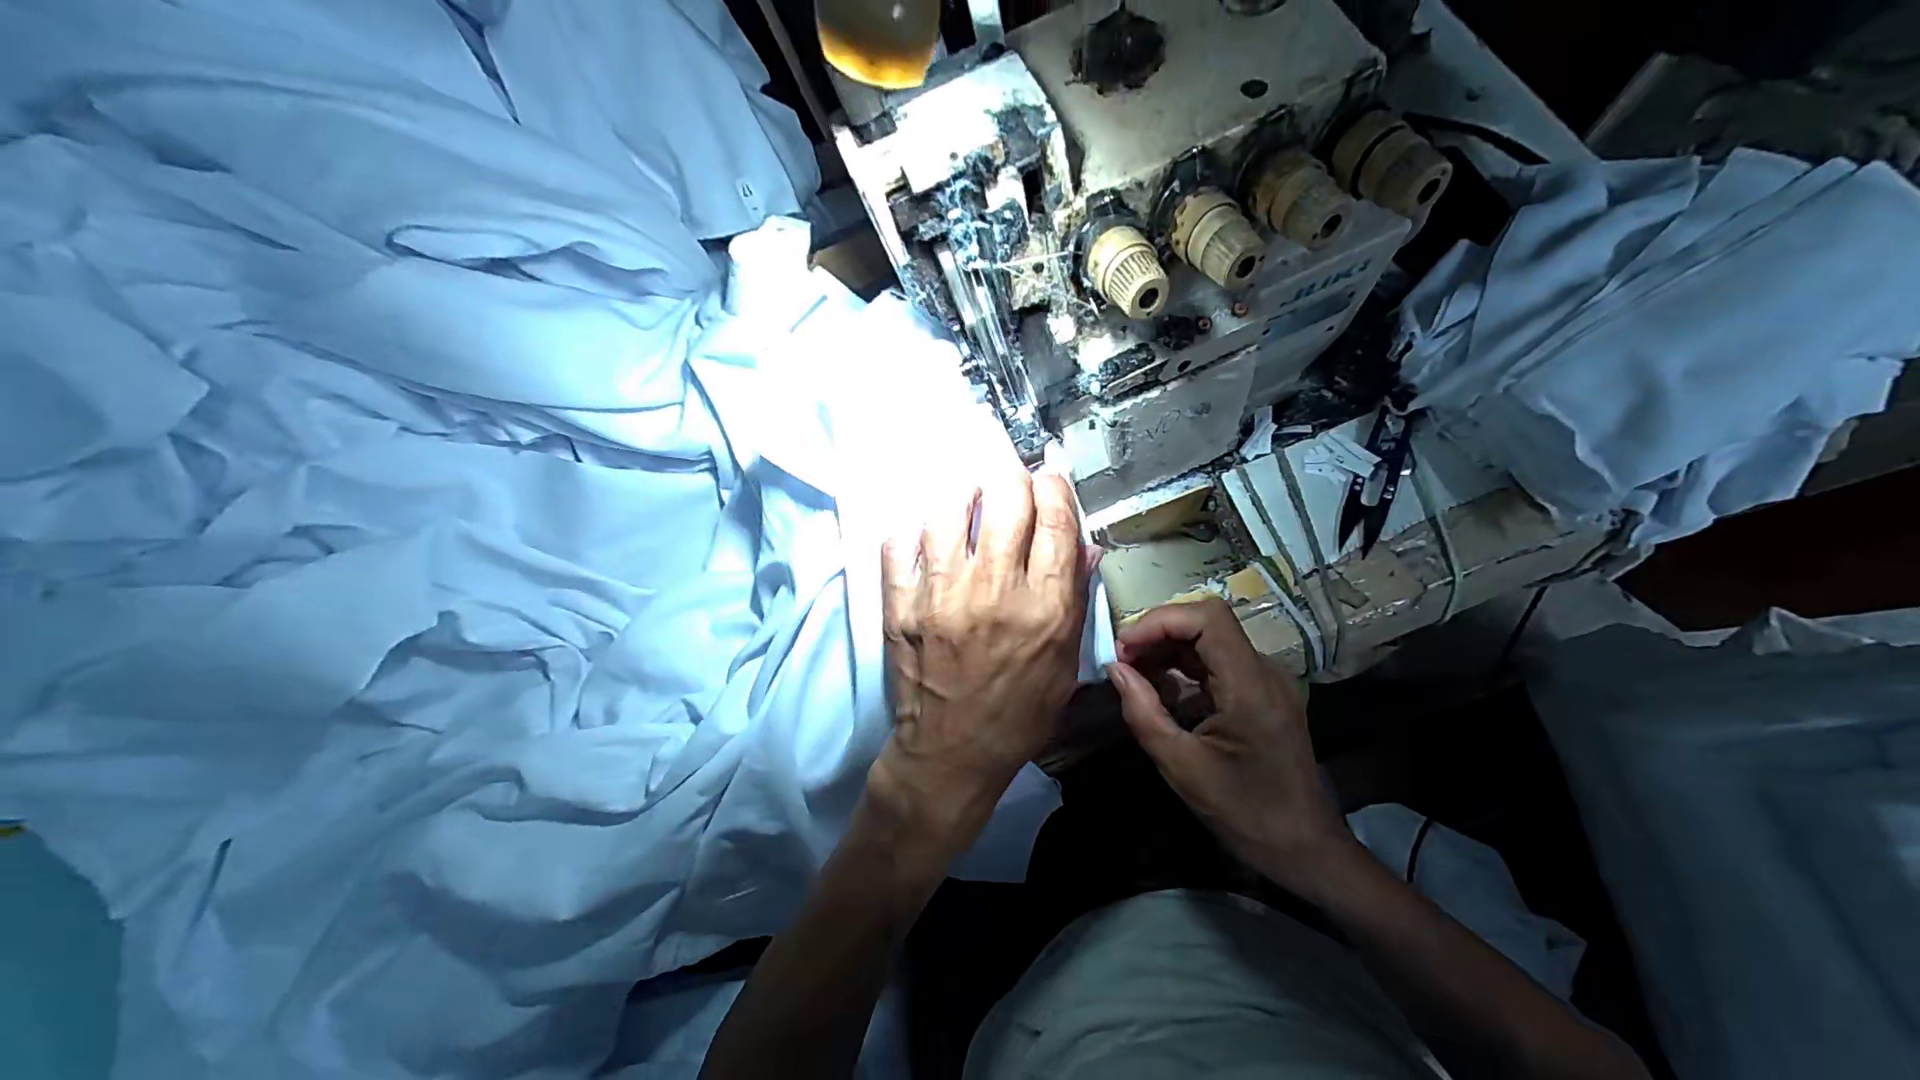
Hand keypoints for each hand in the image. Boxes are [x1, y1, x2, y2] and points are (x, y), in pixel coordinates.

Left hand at [869, 447, 1095, 863]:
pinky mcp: (901, 606)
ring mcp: (942, 596)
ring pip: (949, 512)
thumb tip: (1084, 545)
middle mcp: (994, 592)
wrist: (952, 752)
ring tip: (968, 499)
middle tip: (1011, 484)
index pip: (1055, 522)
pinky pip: (899, 546)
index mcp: (1045, 607)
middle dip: (1013, 480)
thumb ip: (1077, 599)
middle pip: (1006, 501)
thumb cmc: (1018, 712)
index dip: (1054, 488)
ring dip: (963, 496)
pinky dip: (912, 533)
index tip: (1049, 479)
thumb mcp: (1065, 662)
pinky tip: (925, 537)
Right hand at [1106, 596, 1357, 894]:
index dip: (1160, 621)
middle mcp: (1266, 671)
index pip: (1208, 618)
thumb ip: (1143, 712)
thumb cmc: (1242, 811)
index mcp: (1251, 686)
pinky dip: (1185, 668)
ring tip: (1134, 674)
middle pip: (1208, 623)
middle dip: (1158, 633)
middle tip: (1123, 661)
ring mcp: (1268, 680)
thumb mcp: (1180, 766)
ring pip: (1211, 640)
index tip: (1125, 647)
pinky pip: (1219, 663)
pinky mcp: (1263, 693)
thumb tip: (1114, 668)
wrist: (1303, 848)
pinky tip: (1160, 690)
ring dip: (1168, 650)